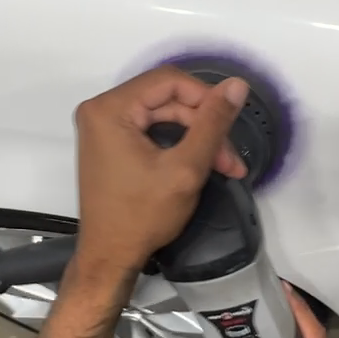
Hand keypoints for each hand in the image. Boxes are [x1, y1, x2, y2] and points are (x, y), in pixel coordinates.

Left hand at [73, 66, 248, 275]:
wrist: (110, 256)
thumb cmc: (140, 217)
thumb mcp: (185, 168)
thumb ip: (213, 124)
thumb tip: (236, 86)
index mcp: (110, 109)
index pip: (169, 81)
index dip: (206, 97)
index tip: (231, 121)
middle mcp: (101, 110)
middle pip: (167, 99)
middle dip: (204, 125)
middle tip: (231, 158)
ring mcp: (105, 127)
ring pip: (165, 116)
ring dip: (197, 137)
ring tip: (224, 166)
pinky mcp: (112, 143)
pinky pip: (153, 129)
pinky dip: (180, 145)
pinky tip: (203, 163)